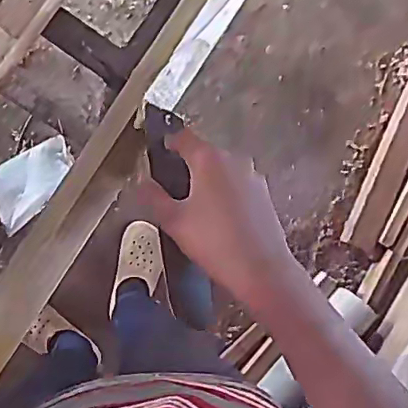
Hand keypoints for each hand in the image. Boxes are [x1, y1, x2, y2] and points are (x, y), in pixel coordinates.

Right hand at [137, 127, 306, 310]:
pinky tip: (217, 221)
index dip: (168, 143)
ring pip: (222, 172)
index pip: (184, 137)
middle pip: (205, 154)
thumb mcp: (173, 221)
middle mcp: (235, 160)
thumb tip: (143, 182)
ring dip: (207, 183)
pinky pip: (237, 188)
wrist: (261, 270)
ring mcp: (253, 178)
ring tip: (193, 210)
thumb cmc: (214, 242)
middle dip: (187, 167)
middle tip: (170, 190)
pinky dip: (224, 196)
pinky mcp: (265, 196)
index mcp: (209, 160)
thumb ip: (153, 197)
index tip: (158, 154)